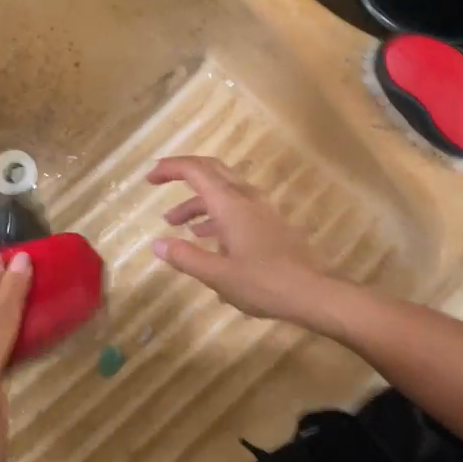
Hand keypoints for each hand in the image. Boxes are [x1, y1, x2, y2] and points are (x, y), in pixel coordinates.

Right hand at [146, 156, 338, 324]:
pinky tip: (206, 236)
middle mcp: (246, 197)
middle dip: (183, 173)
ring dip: (197, 201)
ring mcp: (261, 209)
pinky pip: (236, 206)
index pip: (196, 171)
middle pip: (212, 170)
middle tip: (159, 181)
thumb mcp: (217, 275)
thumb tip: (157, 244)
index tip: (150, 177)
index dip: (171, 169)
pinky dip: (215, 213)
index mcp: (230, 204)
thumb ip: (185, 257)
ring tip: (175, 223)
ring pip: (223, 191)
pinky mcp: (270, 222)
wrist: (312, 292)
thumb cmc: (263, 283)